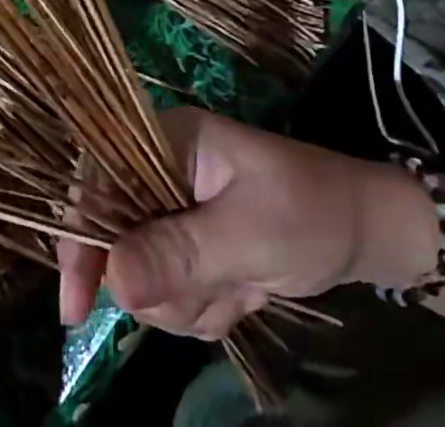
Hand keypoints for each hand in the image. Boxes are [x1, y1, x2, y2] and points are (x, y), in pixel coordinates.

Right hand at [57, 108, 435, 340]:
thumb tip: (112, 277)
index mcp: (173, 140)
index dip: (81, 237)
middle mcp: (165, 169)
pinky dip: (205, 305)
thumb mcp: (248, 233)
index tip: (79, 305)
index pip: (100, 178)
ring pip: (143, 276)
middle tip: (215, 286)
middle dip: (162, 282)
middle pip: (117, 239)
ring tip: (242, 284)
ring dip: (190, 299)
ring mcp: (179, 208)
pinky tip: (245, 291)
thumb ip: (178, 253)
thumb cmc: (313, 212)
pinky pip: (171, 292)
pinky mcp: (193, 243)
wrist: (365, 233)